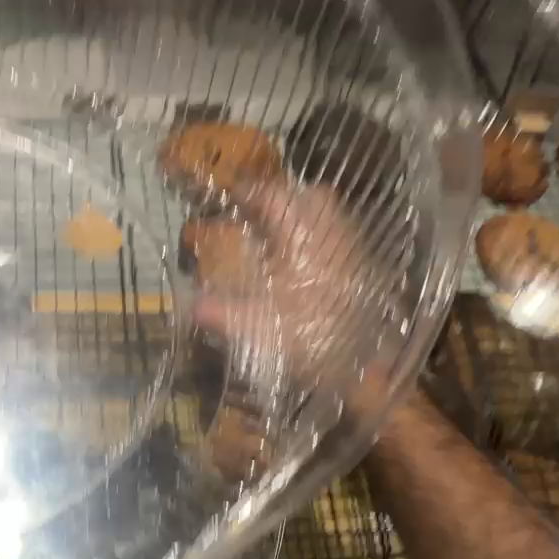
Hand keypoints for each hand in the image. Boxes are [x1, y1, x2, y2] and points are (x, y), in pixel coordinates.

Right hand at [192, 182, 400, 420]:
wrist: (368, 366)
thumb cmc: (313, 340)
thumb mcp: (259, 329)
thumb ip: (223, 314)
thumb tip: (190, 305)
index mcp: (304, 236)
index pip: (275, 195)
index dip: (250, 193)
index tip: (231, 199)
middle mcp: (332, 232)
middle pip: (310, 196)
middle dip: (283, 200)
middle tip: (258, 218)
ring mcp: (354, 248)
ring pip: (330, 216)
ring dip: (305, 220)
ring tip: (280, 240)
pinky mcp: (368, 269)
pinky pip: (342, 239)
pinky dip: (322, 241)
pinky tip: (307, 266)